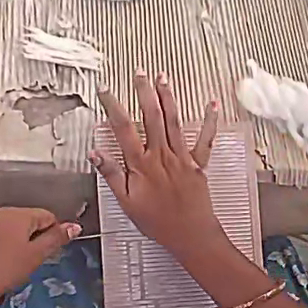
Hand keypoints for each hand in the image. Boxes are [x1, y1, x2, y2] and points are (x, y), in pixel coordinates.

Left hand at [0, 207, 78, 307]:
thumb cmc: (3, 271)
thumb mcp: (35, 257)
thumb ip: (55, 239)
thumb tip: (74, 227)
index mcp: (18, 215)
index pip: (46, 215)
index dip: (53, 232)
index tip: (49, 251)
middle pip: (23, 219)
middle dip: (30, 235)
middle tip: (29, 261)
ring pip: (3, 227)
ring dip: (11, 240)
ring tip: (9, 265)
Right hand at [93, 72, 227, 257]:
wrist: (190, 234)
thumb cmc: (158, 222)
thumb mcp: (127, 203)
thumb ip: (112, 176)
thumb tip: (95, 154)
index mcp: (141, 165)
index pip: (123, 129)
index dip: (113, 107)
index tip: (105, 91)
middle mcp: (161, 156)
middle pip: (151, 117)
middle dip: (144, 92)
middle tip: (139, 73)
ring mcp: (181, 158)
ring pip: (173, 121)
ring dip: (167, 98)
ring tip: (162, 78)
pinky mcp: (198, 164)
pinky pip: (204, 139)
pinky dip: (209, 121)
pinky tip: (212, 104)